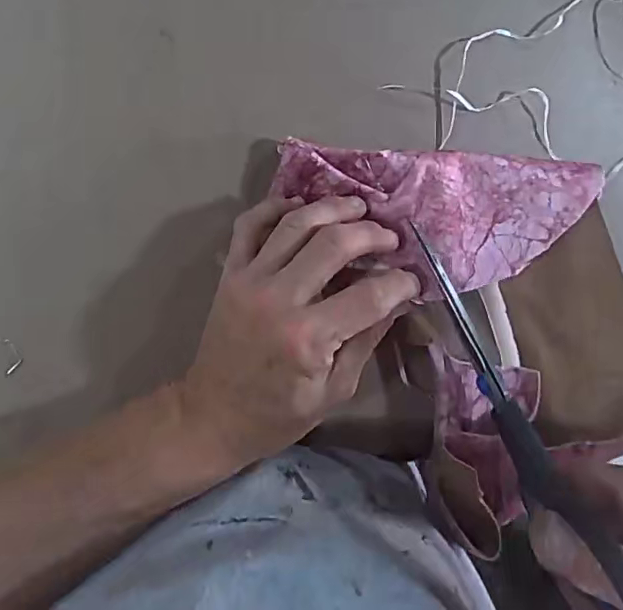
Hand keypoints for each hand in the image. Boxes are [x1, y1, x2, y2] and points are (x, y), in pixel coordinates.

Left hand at [175, 196, 419, 471]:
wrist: (209, 418)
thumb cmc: (278, 413)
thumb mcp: (335, 389)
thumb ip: (367, 339)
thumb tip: (399, 300)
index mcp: (308, 338)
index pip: (370, 295)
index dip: (400, 282)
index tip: (413, 279)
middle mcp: (279, 300)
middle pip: (334, 243)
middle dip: (372, 234)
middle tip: (391, 238)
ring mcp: (250, 280)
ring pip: (296, 223)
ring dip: (333, 208)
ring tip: (359, 208)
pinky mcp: (230, 273)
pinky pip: (250, 225)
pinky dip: (275, 206)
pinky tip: (301, 203)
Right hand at [531, 462, 622, 609]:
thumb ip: (603, 561)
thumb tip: (537, 524)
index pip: (580, 470)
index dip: (546, 490)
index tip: (520, 524)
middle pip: (578, 512)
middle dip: (568, 553)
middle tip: (578, 594)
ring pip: (587, 546)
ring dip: (582, 580)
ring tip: (599, 606)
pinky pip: (607, 568)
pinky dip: (598, 591)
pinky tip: (607, 607)